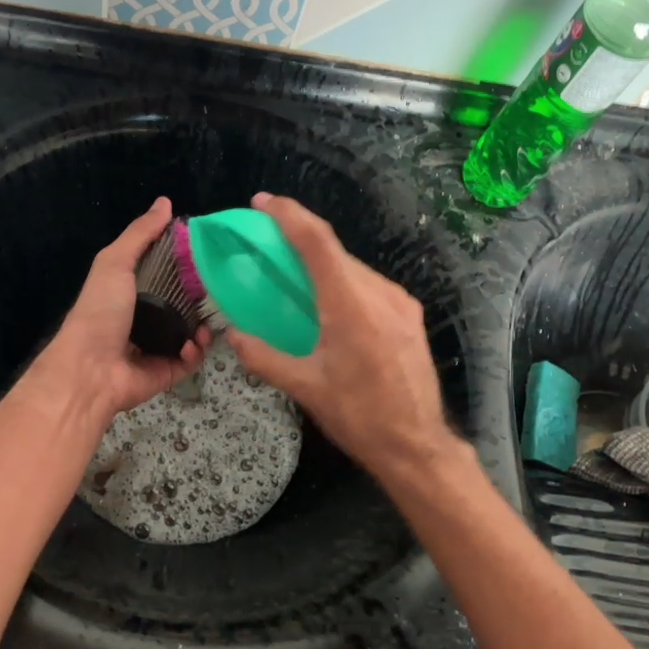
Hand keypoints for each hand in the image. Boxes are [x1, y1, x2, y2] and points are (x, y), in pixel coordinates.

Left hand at [26, 196, 208, 425]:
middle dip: (203, 298)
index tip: (208, 255)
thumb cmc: (100, 311)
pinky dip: (196, 351)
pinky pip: (191, 359)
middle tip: (220, 290)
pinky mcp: (167, 371)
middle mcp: (146, 318)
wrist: (90, 369)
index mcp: (132, 292)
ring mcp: (157, 346)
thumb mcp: (116, 262)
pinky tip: (192, 344)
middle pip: (184, 303)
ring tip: (206, 323)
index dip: (186, 264)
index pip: (166, 274)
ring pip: (192, 332)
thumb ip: (140, 234)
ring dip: (203, 326)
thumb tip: (165, 203)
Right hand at [225, 193, 457, 480]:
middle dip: (300, 239)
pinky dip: (343, 283)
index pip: (317, 242)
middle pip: (335, 252)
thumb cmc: (358, 417)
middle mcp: (380, 294)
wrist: (415, 445)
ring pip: (354, 268)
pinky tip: (329, 303)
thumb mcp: (304, 388)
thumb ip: (263, 357)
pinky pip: (371, 287)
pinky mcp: (410, 317)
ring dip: (323, 263)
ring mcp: (401, 304)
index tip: (262, 203)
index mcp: (350, 306)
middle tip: (268, 241)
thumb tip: (233, 336)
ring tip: (294, 274)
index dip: (288, 215)